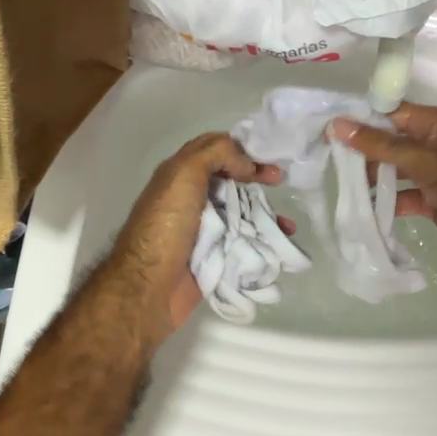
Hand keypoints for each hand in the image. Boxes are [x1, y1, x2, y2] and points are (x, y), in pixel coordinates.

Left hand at [110, 133, 280, 344]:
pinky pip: (245, 242)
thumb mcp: (184, 174)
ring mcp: (205, 228)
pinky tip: (281, 243)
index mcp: (180, 174)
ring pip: (241, 212)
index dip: (241, 148)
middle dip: (257, 178)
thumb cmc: (166, 224)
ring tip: (287, 223)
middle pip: (231, 180)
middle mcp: (192, 197)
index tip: (265, 157)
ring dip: (266, 213)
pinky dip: (264, 240)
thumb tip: (246, 164)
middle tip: (280, 182)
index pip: (215, 149)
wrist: (149, 286)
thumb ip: (215, 153)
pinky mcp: (215, 255)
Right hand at [332, 104, 436, 291]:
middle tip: (329, 161)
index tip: (328, 128)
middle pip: (391, 141)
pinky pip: (404, 196)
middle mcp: (436, 144)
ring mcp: (436, 174)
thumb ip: (381, 144)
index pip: (392, 112)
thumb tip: (338, 124)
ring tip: (342, 186)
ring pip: (395, 170)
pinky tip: (365, 210)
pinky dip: (387, 202)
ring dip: (372, 178)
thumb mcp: (424, 162)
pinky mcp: (436, 201)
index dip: (362, 118)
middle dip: (363, 150)